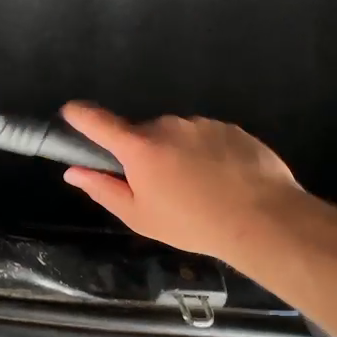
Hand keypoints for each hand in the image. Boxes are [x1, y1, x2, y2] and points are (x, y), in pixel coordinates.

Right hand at [59, 103, 304, 260]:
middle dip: (143, 152)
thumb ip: (103, 189)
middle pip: (142, 132)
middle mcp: (167, 125)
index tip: (70, 113)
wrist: (265, 220)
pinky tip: (221, 180)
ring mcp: (202, 124)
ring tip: (197, 186)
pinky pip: (207, 137)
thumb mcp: (139, 216)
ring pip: (176, 134)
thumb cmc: (192, 223)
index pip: (96, 120)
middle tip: (157, 185)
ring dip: (177, 152)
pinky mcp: (231, 129)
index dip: (79, 114)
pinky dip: (207, 153)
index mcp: (138, 147)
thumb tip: (74, 172)